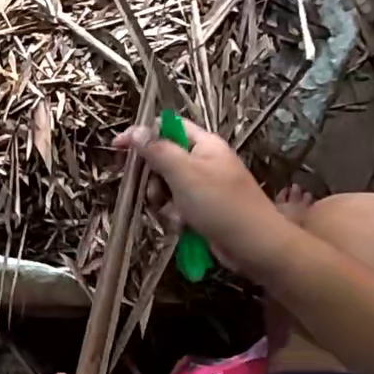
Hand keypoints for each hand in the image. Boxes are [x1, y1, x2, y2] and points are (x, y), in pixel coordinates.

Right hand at [114, 118, 289, 273]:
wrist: (255, 245)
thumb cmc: (220, 204)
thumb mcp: (184, 173)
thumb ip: (158, 150)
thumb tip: (136, 131)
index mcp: (204, 144)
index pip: (167, 127)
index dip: (142, 134)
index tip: (118, 148)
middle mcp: (204, 161)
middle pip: (163, 158)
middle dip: (153, 177)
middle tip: (154, 192)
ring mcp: (204, 186)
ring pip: (166, 185)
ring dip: (162, 200)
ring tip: (172, 213)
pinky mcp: (203, 208)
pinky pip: (176, 204)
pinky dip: (173, 214)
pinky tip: (180, 225)